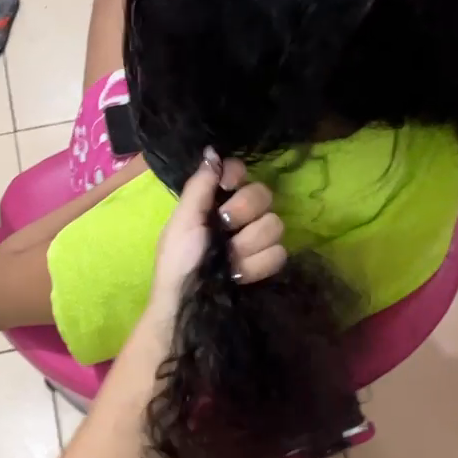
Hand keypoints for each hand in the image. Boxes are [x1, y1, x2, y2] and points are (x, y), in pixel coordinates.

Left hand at [149, 150, 288, 309]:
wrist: (187, 306)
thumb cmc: (178, 263)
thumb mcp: (182, 222)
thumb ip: (199, 186)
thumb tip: (211, 151)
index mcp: (215, 202)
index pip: (239, 171)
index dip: (237, 176)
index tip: (226, 187)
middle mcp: (239, 216)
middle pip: (264, 194)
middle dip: (244, 212)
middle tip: (225, 228)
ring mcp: (255, 241)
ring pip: (275, 224)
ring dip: (248, 245)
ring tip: (230, 261)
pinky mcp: (267, 265)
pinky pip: (279, 253)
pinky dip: (256, 266)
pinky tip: (240, 275)